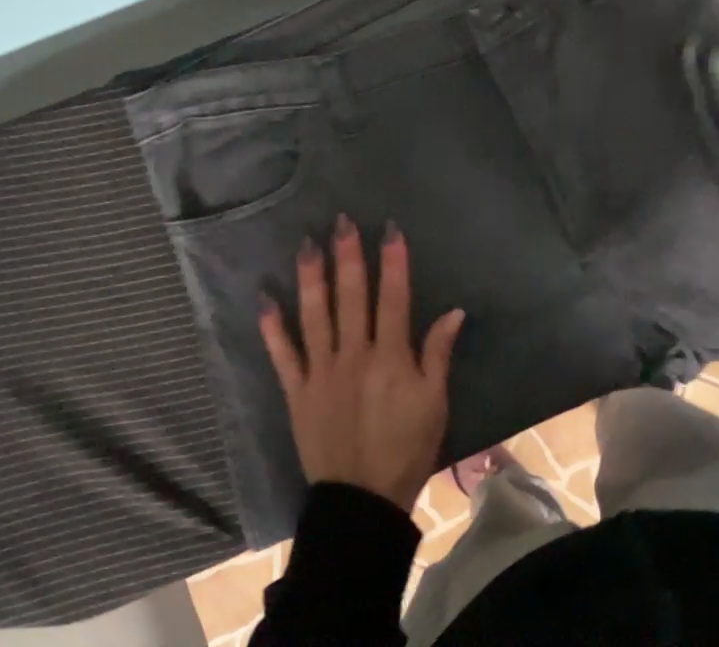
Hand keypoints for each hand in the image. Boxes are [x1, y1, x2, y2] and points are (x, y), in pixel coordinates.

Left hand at [260, 215, 465, 511]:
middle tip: (340, 221)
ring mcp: (321, 370)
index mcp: (390, 356)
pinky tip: (265, 297)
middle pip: (351, 297)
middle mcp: (354, 354)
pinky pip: (282, 354)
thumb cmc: (406, 448)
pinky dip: (272, 326)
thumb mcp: (434, 402)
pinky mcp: (297, 391)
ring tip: (306, 244)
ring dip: (310, 277)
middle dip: (347, 256)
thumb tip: (454, 311)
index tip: (389, 229)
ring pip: (315, 315)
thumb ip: (438, 354)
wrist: (362, 497)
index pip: (393, 298)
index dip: (393, 261)